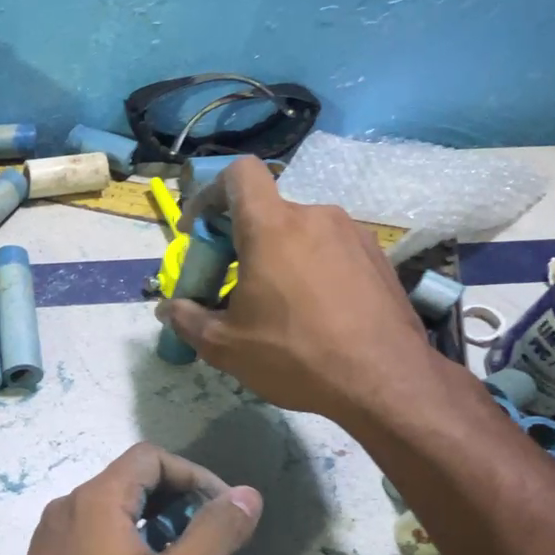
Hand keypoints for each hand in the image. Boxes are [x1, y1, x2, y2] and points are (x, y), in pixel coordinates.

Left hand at [0, 444, 261, 554]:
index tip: (226, 514)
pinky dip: (126, 544)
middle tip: (208, 545)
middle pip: (131, 480)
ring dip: (153, 526)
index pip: (152, 457)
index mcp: (96, 499)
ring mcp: (51, 535)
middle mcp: (68, 506)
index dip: (196, 477)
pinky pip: (93, 535)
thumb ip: (215, 535)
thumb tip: (246, 495)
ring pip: (113, 510)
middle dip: (177, 504)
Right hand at [156, 157, 434, 422]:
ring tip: (271, 308)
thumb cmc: (294, 355)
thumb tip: (170, 309)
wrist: (384, 381)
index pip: (239, 174)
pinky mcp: (376, 258)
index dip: (210, 194)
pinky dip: (308, 271)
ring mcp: (352, 235)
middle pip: (265, 213)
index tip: (198, 232)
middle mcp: (315, 217)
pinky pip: (328, 252)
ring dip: (275, 260)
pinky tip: (310, 316)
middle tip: (228, 291)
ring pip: (297, 234)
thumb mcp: (224, 346)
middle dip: (238, 244)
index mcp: (272, 227)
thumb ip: (187, 320)